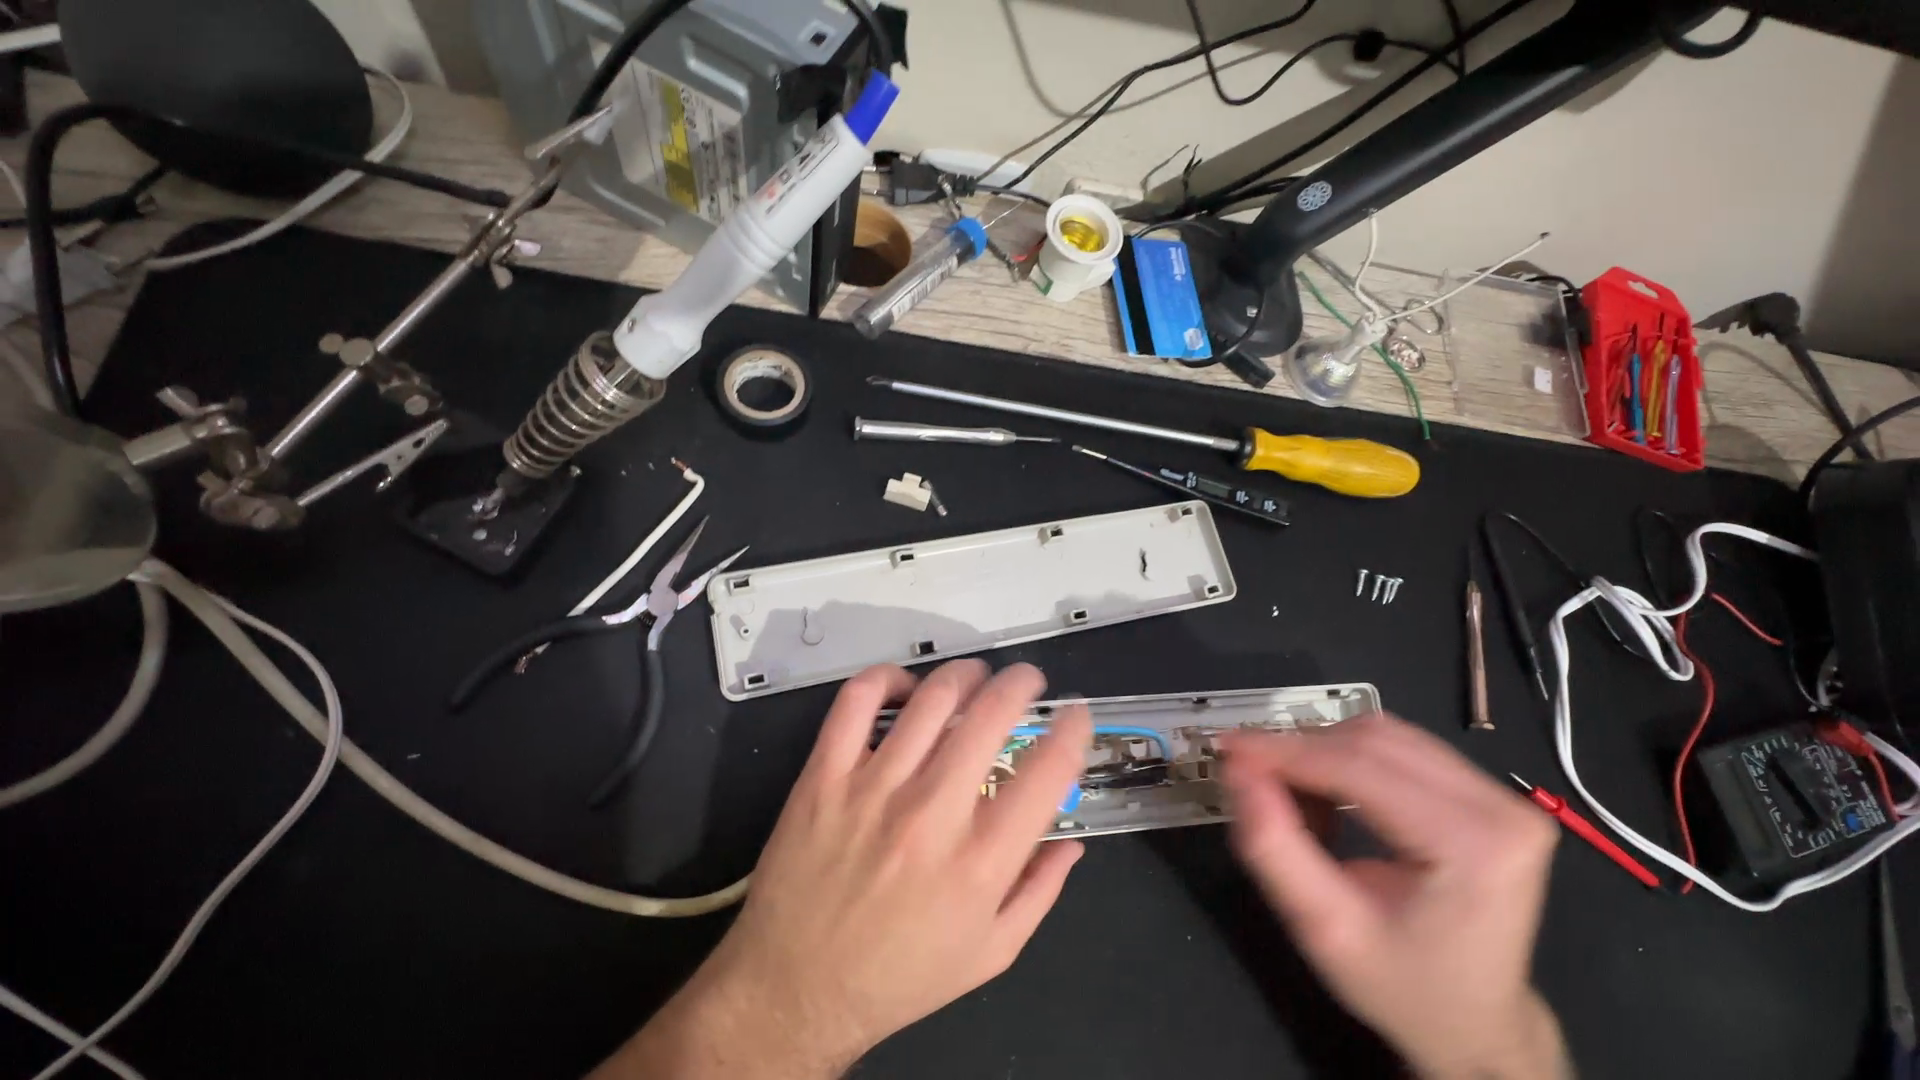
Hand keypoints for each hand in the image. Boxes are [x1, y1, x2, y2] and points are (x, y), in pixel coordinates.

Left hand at [597, 661, 1091, 1078]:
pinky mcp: (824, 776)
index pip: (1045, 772)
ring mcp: (873, 788)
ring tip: (976, 676)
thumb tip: (1071, 842)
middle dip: (1020, 684)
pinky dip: (886, 679)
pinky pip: (856, 703)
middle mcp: (932, 813)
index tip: (1074, 715)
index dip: (1071, 731)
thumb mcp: (990, 953)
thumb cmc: (900, 977)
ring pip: (931, 700)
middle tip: (1027, 681)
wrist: (796, 988)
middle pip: (990, 716)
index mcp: (980, 861)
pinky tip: (905, 687)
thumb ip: (1039, 893)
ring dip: (964, 675)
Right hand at [1222, 713, 1567, 1079]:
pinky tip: (1329, 800)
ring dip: (1322, 754)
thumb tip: (1237, 771)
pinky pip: (1401, 748)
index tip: (1226, 747)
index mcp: (1474, 843)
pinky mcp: (1488, 794)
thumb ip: (1275, 847)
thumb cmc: (1399, 985)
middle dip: (1300, 751)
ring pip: (1383, 735)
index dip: (1285, 750)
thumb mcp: (1323, 928)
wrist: (1473, 1025)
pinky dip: (1347, 761)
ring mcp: (1500, 796)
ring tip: (1292, 802)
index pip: (1360, 766)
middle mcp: (1499, 806)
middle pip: (1373, 741)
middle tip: (1248, 778)